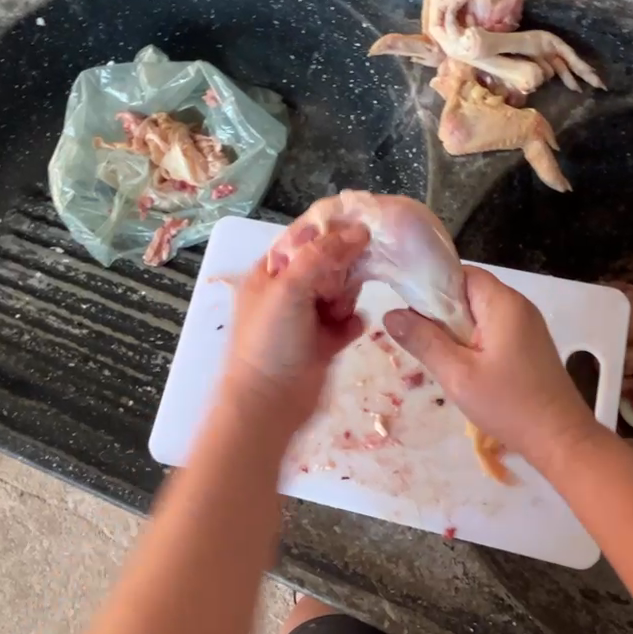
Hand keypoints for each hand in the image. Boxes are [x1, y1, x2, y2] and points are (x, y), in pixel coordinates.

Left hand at [216, 222, 369, 435]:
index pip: (304, 238)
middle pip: (328, 263)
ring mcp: (305, 317)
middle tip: (349, 277)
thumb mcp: (289, 288)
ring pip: (341, 290)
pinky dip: (352, 322)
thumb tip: (358, 231)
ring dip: (347, 297)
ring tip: (340, 311)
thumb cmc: (270, 342)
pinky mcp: (323, 342)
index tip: (364, 227)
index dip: (332, 231)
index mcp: (270, 272)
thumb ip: (321, 254)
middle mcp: (287, 291)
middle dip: (343, 268)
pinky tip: (349, 329)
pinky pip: (348, 321)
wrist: (268, 406)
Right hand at [383, 267, 600, 463]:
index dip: (432, 286)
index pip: (460, 273)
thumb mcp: (458, 375)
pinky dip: (472, 341)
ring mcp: (526, 325)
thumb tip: (391, 314)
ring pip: (478, 313)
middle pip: (468, 292)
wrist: (561, 440)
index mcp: (503, 303)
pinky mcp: (528, 344)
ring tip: (439, 356)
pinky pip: (491, 329)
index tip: (410, 310)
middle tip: (420, 339)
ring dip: (455, 329)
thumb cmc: (510, 405)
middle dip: (441, 312)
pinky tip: (463, 367)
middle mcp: (517, 305)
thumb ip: (424, 341)